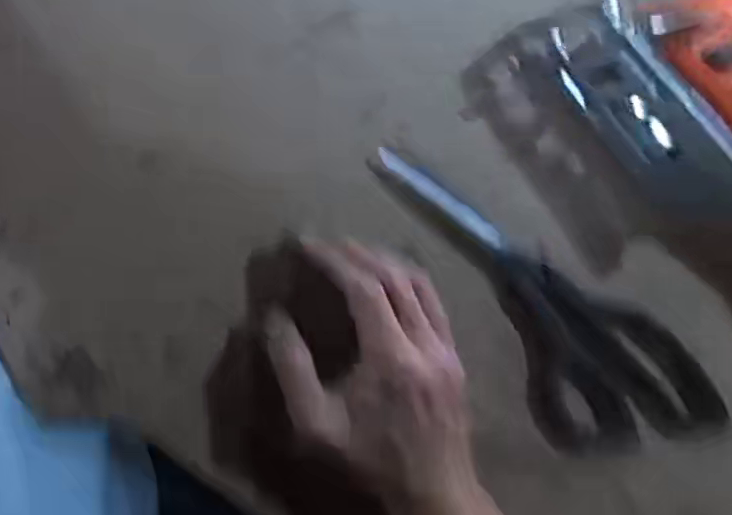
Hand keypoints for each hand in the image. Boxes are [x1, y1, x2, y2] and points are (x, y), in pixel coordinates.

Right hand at [265, 239, 494, 514]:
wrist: (437, 500)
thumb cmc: (371, 460)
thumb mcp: (317, 424)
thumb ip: (292, 368)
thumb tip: (275, 316)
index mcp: (392, 359)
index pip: (365, 287)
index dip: (333, 258)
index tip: (305, 245)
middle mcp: (426, 346)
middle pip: (393, 276)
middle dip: (354, 251)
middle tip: (323, 243)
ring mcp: (447, 351)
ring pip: (418, 282)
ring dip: (382, 259)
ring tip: (350, 252)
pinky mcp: (456, 357)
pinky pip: (434, 300)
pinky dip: (406, 277)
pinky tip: (386, 276)